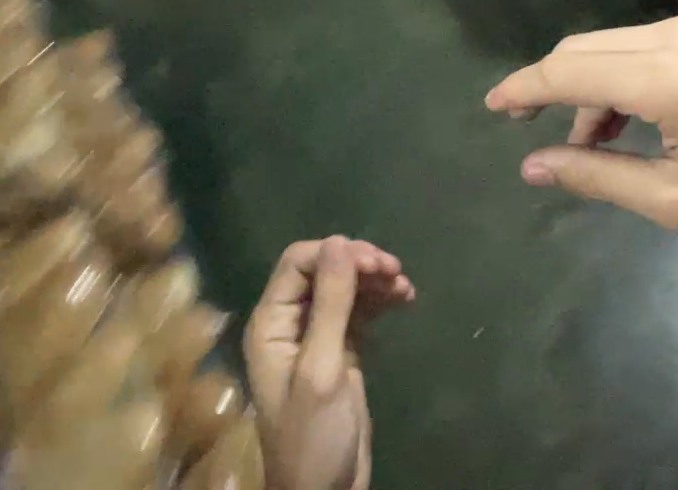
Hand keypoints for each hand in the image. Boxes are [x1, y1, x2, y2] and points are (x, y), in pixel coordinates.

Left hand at [243, 237, 414, 489]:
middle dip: (359, 263)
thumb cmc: (313, 436)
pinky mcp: (340, 350)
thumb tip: (339, 241)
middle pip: (324, 269)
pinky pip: (359, 310)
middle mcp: (290, 323)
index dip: (336, 254)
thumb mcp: (321, 369)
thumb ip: (330, 305)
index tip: (374, 264)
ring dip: (374, 280)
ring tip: (405, 287)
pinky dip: (380, 300)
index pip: (298, 262)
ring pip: (344, 286)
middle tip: (395, 271)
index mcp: (271, 323)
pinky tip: (404, 299)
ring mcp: (315, 336)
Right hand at [484, 14, 677, 237]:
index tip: (491, 107)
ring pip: (609, 47)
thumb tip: (534, 167)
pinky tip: (632, 120)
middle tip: (529, 130)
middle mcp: (668, 37)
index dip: (521, 89)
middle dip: (547, 87)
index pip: (565, 72)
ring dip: (586, 88)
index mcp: (659, 76)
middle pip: (580, 50)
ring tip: (593, 145)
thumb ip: (597, 177)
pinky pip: (640, 47)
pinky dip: (618, 78)